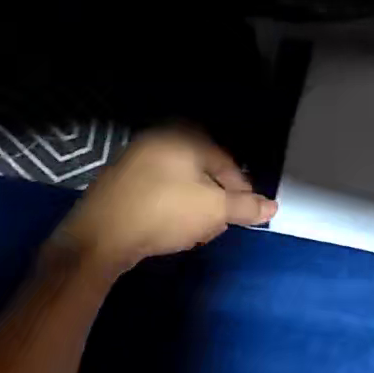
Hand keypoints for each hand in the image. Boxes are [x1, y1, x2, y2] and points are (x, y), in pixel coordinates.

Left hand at [49, 126, 276, 273]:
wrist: (100, 236)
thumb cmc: (164, 213)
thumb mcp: (214, 210)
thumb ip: (245, 207)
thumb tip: (272, 207)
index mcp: (183, 137)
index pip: (226, 161)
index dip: (240, 190)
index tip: (244, 215)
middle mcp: (158, 140)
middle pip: (201, 171)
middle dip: (214, 199)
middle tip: (217, 226)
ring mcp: (134, 160)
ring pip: (178, 183)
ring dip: (192, 207)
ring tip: (194, 233)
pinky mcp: (117, 183)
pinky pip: (155, 192)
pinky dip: (167, 208)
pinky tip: (167, 230)